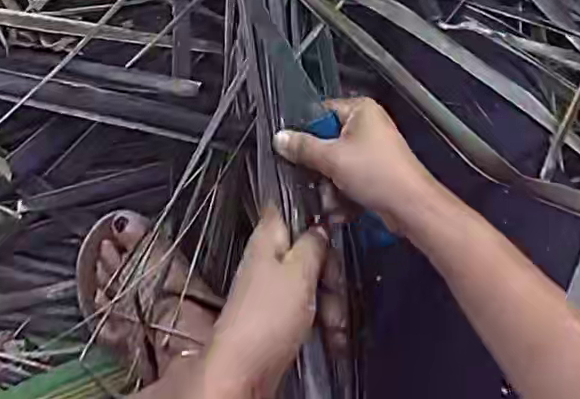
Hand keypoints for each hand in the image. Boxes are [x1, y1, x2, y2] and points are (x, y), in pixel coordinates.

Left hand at [201, 207, 327, 398]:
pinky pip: (306, 306)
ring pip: (311, 279)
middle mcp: (269, 256)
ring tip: (337, 326)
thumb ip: (313, 243)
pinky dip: (321, 319)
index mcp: (268, 234)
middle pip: (308, 247)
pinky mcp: (278, 316)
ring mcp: (273, 287)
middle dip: (329, 269)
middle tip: (336, 289)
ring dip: (330, 300)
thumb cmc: (270, 314)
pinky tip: (333, 337)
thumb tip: (321, 226)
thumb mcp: (299, 271)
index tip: (335, 222)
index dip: (313, 208)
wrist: (242, 374)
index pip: (288, 204)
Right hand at [273, 96, 442, 234]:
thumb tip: (280, 138)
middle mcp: (366, 125)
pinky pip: (348, 179)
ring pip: (336, 165)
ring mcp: (372, 150)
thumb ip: (303, 148)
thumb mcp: (333, 158)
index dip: (306, 131)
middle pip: (327, 142)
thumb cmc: (378, 173)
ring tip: (329, 201)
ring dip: (329, 186)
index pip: (321, 112)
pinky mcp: (374, 173)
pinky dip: (342, 194)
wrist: (411, 207)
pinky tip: (339, 210)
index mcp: (360, 110)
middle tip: (311, 180)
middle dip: (319, 168)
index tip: (291, 149)